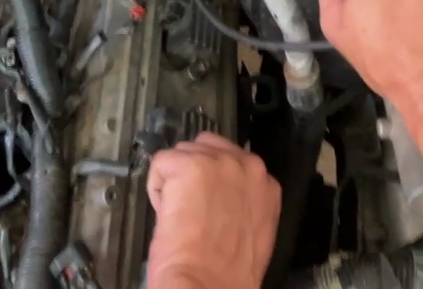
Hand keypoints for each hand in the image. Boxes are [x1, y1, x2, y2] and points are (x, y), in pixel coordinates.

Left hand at [145, 133, 280, 288]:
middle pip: (207, 147)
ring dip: (175, 179)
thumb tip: (223, 194)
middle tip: (189, 207)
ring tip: (180, 214)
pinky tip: (167, 215)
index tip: (207, 204)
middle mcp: (246, 164)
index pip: (234, 161)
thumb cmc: (228, 274)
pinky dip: (156, 188)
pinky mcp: (189, 164)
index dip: (214, 183)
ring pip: (183, 153)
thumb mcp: (254, 231)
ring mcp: (218, 161)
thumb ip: (244, 200)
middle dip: (194, 171)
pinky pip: (161, 164)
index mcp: (266, 183)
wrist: (208, 285)